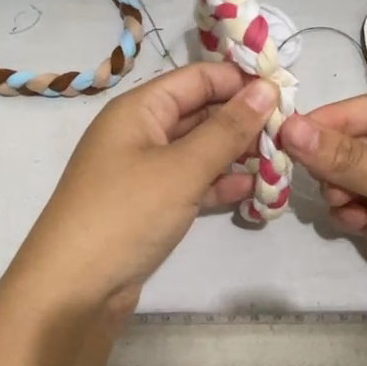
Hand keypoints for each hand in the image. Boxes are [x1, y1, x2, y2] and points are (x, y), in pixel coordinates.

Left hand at [8, 63, 277, 314]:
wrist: (74, 287)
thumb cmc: (126, 214)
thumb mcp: (182, 168)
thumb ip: (227, 129)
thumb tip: (267, 88)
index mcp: (137, 109)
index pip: (196, 78)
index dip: (239, 80)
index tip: (288, 92)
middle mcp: (138, 133)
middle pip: (198, 112)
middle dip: (242, 119)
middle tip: (292, 131)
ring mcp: (141, 171)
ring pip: (197, 150)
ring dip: (235, 154)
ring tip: (281, 161)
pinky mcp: (147, 205)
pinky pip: (190, 183)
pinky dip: (218, 184)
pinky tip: (253, 191)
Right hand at [278, 95, 366, 325]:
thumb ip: (350, 159)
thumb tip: (289, 127)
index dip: (333, 119)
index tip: (289, 132)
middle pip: (365, 144)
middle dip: (337, 160)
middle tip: (313, 178)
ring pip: (362, 179)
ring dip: (344, 188)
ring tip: (341, 205)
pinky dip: (355, 213)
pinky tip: (352, 222)